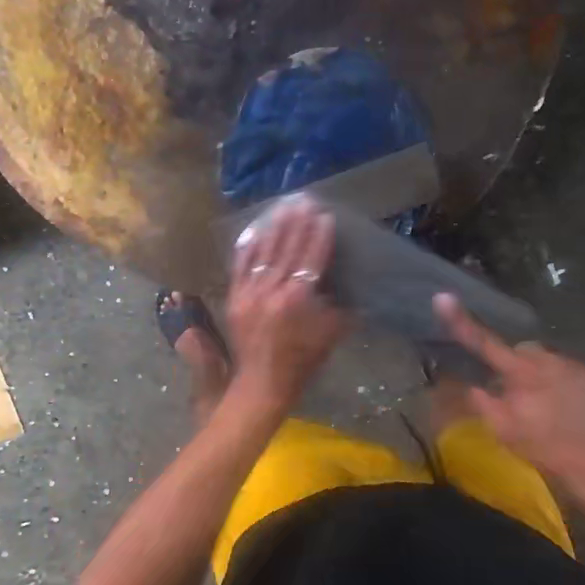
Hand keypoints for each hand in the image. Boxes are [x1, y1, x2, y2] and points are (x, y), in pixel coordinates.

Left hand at [225, 195, 347, 409]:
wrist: (262, 383)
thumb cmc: (302, 361)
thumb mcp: (330, 334)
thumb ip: (341, 307)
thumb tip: (350, 284)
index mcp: (297, 300)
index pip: (310, 259)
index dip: (318, 236)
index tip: (324, 215)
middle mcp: (272, 291)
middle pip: (287, 250)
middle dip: (296, 224)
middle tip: (303, 201)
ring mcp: (249, 293)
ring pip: (263, 253)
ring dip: (274, 228)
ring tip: (283, 208)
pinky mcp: (234, 298)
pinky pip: (241, 266)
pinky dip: (248, 247)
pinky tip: (255, 230)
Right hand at [433, 293, 584, 482]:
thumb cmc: (545, 449)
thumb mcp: (502, 431)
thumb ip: (481, 401)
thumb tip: (466, 381)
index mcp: (520, 372)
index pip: (484, 342)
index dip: (461, 320)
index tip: (443, 297)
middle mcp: (547, 359)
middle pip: (519, 350)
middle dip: (512, 363)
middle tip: (512, 391)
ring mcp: (573, 365)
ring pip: (543, 359)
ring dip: (537, 373)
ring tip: (542, 402)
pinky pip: (566, 369)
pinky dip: (559, 381)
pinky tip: (564, 405)